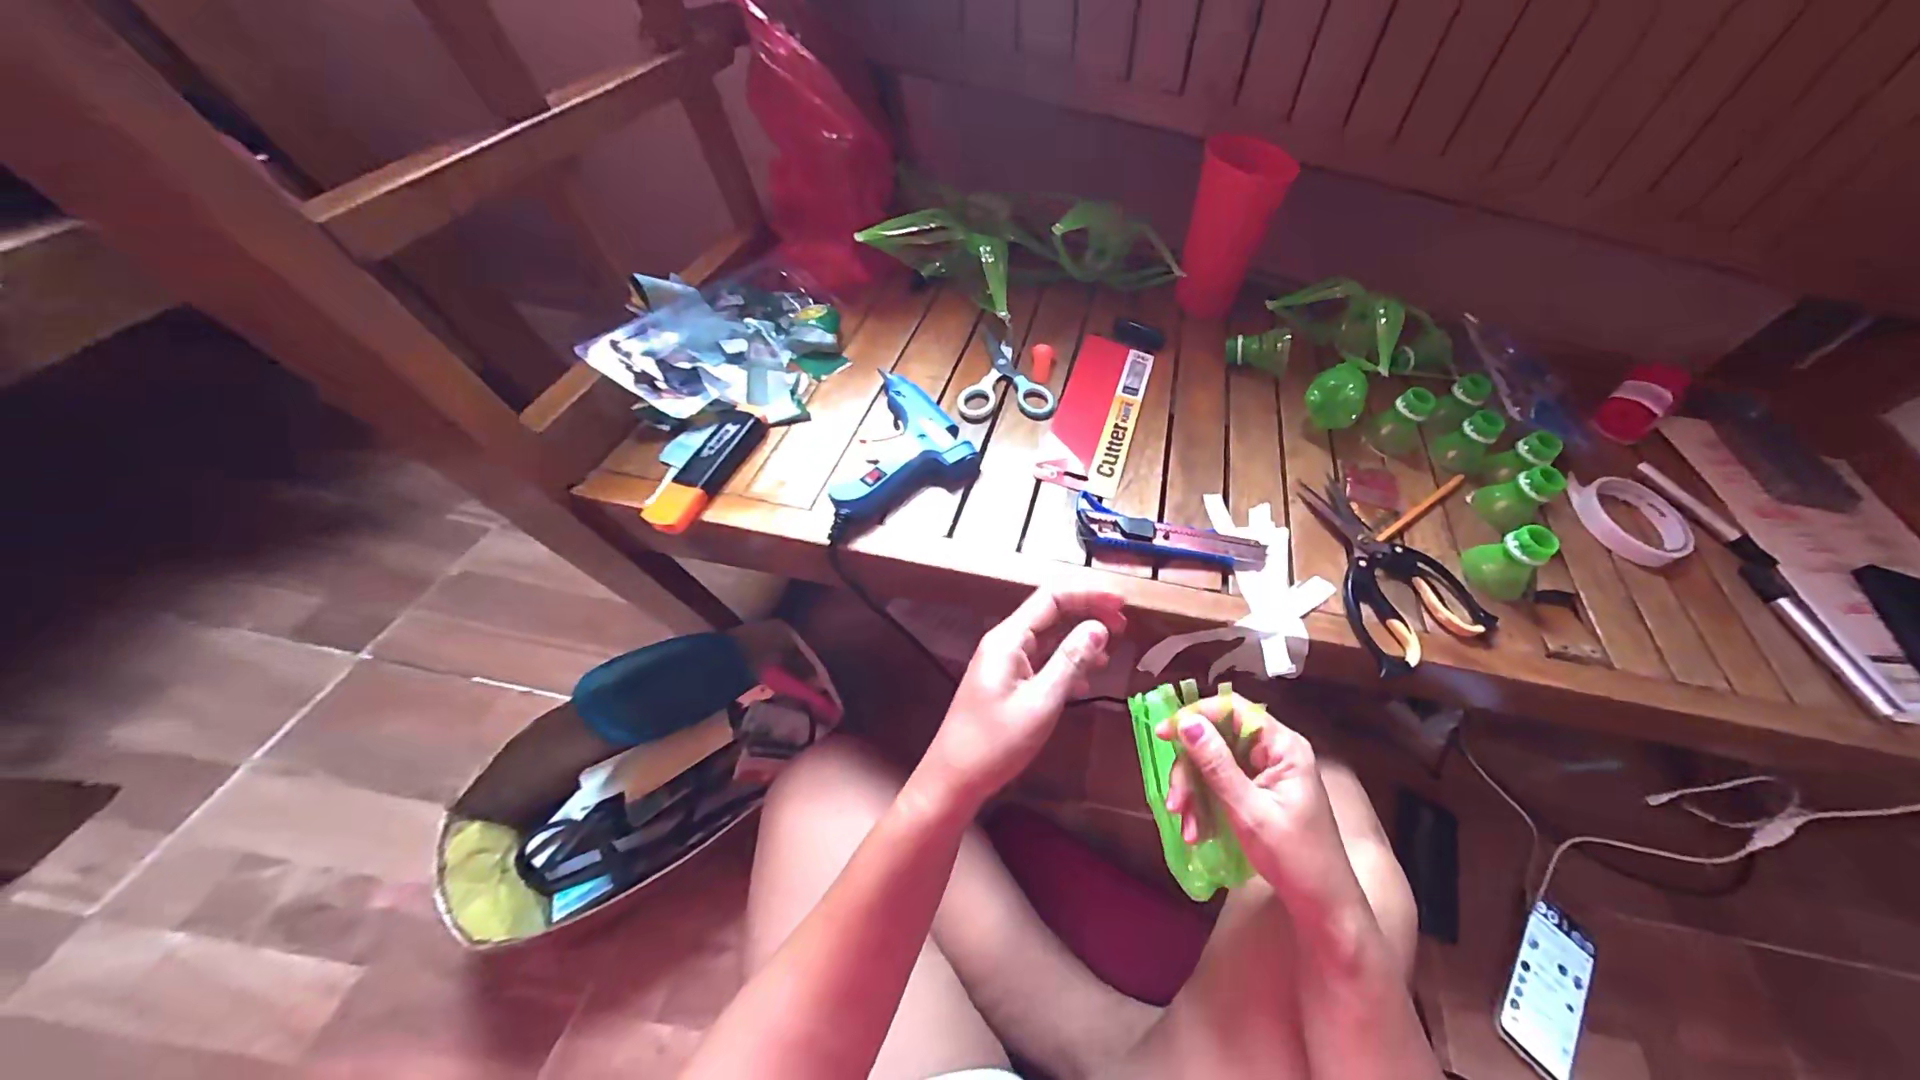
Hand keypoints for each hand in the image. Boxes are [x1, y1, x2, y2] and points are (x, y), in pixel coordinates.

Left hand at [918, 586, 1125, 809]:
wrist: (954, 777)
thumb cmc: (996, 742)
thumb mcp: (1041, 701)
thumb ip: (1071, 661)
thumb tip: (1098, 628)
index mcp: (1008, 639)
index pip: (1052, 597)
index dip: (1089, 595)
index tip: (1123, 604)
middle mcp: (1005, 642)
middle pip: (1051, 613)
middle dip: (1087, 614)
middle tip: (1123, 627)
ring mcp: (1004, 662)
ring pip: (1048, 639)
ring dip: (1080, 641)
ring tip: (1110, 654)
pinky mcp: (1007, 682)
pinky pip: (1041, 662)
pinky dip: (1066, 665)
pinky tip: (1085, 681)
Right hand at [1156, 694, 1354, 913]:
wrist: (1322, 907)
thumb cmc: (1294, 858)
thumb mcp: (1248, 810)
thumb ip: (1216, 764)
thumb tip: (1187, 722)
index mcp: (1283, 747)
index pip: (1233, 710)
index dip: (1196, 716)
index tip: (1164, 734)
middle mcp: (1274, 751)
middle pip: (1216, 739)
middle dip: (1190, 770)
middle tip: (1175, 801)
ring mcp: (1264, 771)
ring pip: (1212, 763)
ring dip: (1193, 792)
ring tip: (1187, 826)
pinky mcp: (1256, 791)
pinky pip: (1219, 783)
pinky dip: (1203, 803)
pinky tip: (1196, 830)